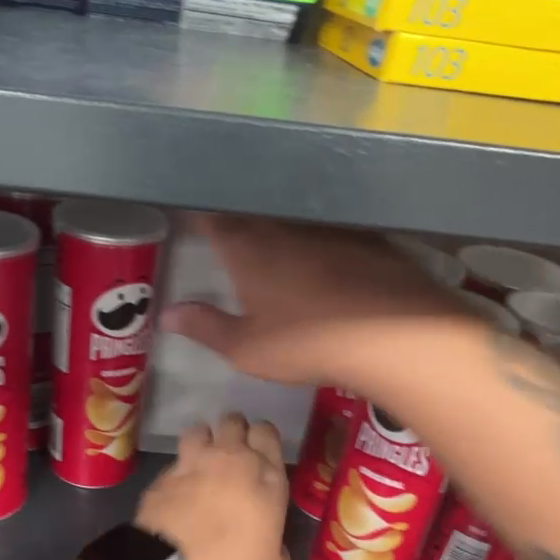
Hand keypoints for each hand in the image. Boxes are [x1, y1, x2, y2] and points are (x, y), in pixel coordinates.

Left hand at [135, 413, 291, 559]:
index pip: (267, 433)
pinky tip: (177, 491)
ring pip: (199, 430)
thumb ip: (279, 549)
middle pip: (233, 422)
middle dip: (234, 433)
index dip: (263, 440)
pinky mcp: (160, 478)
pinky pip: (174, 461)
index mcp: (267, 481)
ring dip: (204, 441)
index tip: (260, 457)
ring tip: (202, 463)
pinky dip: (178, 470)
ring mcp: (192, 465)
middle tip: (232, 456)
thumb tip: (268, 543)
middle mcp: (231, 462)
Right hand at [164, 215, 466, 389]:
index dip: (199, 215)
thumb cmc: (306, 343)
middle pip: (253, 211)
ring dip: (280, 224)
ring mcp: (328, 227)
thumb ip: (206, 328)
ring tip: (274, 238)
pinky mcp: (366, 235)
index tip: (190, 217)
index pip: (213, 218)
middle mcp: (284, 226)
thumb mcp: (247, 348)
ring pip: (293, 217)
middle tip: (228, 227)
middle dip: (238, 217)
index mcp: (247, 248)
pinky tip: (327, 254)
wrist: (391, 334)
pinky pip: (332, 228)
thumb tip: (167, 314)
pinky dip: (321, 236)